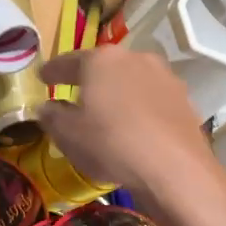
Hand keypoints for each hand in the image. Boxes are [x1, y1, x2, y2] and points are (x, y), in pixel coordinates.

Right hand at [37, 48, 212, 196]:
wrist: (173, 167)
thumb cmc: (110, 143)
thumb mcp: (66, 134)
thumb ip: (52, 115)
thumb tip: (48, 107)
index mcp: (101, 61)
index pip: (68, 61)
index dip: (52, 71)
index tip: (42, 78)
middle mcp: (134, 58)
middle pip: (103, 66)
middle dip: (87, 79)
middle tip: (74, 93)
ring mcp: (164, 76)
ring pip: (129, 80)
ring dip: (115, 91)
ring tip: (105, 111)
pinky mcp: (183, 98)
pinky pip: (149, 97)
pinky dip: (136, 106)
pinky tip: (131, 125)